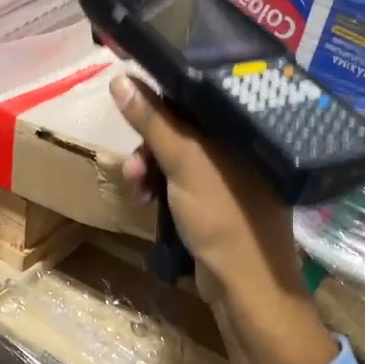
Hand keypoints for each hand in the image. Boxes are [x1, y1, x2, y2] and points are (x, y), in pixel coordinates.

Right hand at [109, 74, 337, 363]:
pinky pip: (181, 185)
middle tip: (133, 168)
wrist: (244, 285)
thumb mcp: (184, 163)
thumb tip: (120, 78)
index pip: (197, 95)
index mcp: (242, 128)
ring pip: (177, 159)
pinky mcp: (217, 205)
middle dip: (149, 146)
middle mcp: (239, 146)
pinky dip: (161, 191)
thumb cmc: (221, 217)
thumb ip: (153, 121)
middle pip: (182, 129)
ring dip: (150, 171)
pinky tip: (147, 204)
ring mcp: (230, 177)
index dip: (160, 99)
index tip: (129, 107)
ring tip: (136, 191)